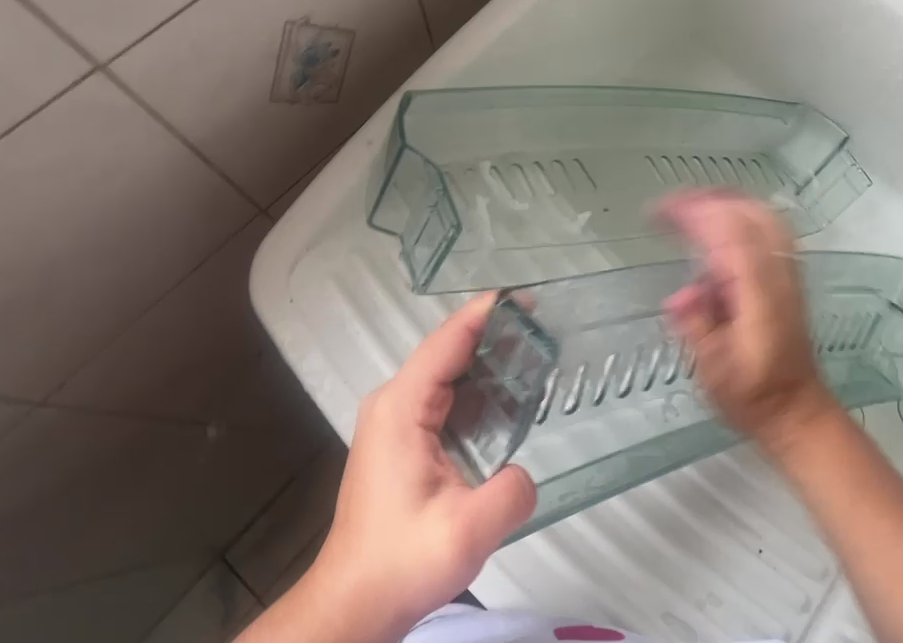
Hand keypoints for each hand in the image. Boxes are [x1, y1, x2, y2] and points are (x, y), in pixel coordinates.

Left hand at [299, 293, 536, 637]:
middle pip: (449, 350)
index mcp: (403, 407)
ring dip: (489, 366)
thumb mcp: (467, 532)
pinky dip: (479, 393)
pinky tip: (511, 403)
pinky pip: (446, 399)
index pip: (448, 341)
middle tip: (547, 332)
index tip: (527, 299)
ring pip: (448, 374)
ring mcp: (396, 421)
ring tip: (538, 359)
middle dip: (496, 337)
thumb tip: (523, 473)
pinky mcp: (403, 440)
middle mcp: (395, 403)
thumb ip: (511, 493)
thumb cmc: (400, 562)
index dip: (487, 314)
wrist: (355, 602)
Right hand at [657, 189, 842, 454]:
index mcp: (758, 293)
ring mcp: (787, 273)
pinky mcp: (789, 278)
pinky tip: (722, 220)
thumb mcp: (717, 373)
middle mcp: (777, 274)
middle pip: (749, 215)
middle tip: (669, 206)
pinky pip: (770, 229)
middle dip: (707, 201)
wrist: (798, 412)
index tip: (659, 213)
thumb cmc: (754, 397)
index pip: (729, 235)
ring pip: (763, 217)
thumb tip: (681, 296)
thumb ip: (699, 329)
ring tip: (690, 205)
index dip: (695, 214)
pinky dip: (743, 214)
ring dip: (726, 203)